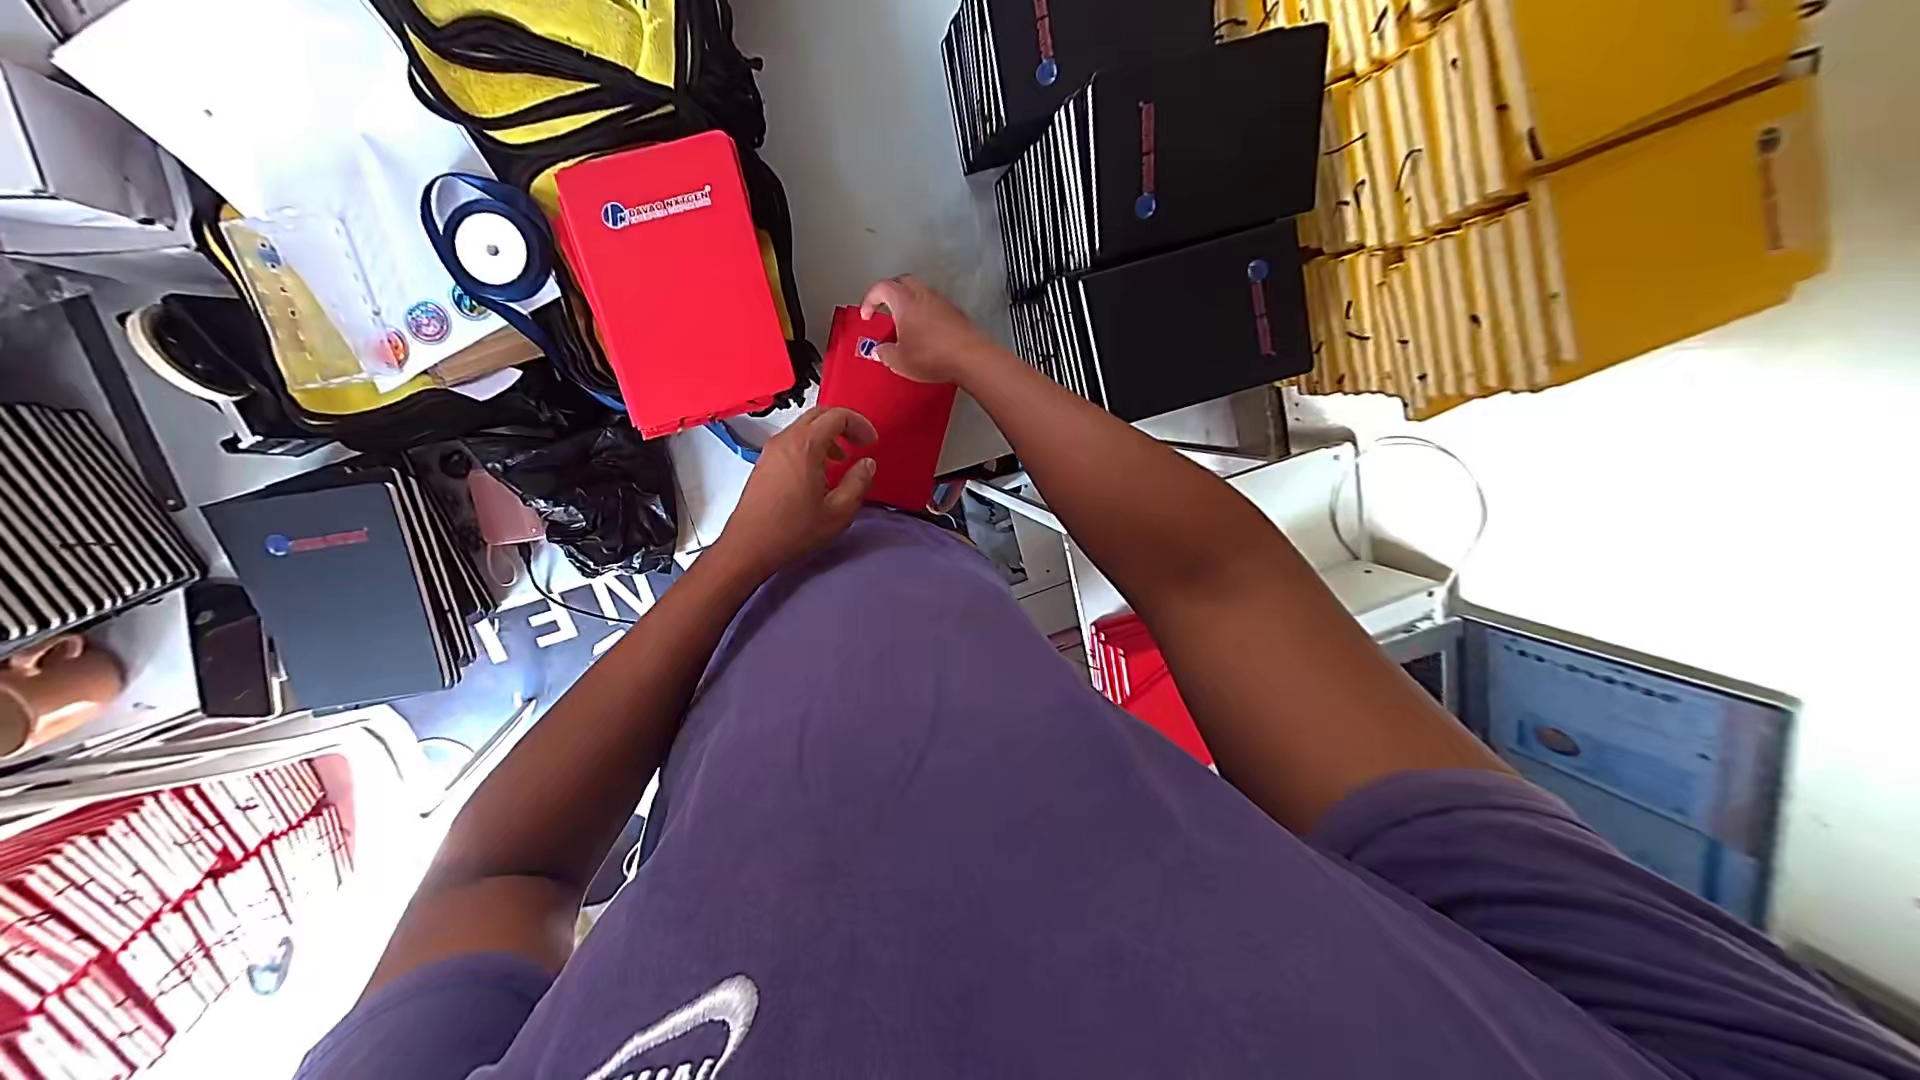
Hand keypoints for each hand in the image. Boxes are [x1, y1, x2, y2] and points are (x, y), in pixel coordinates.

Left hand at [710, 407, 878, 580]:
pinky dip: (811, 446)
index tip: (870, 441)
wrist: (750, 546)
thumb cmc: (790, 532)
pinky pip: (792, 442)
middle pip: (819, 415)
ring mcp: (771, 451)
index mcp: (804, 447)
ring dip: (827, 436)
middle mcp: (784, 442)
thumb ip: (859, 482)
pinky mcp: (764, 463)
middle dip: (844, 425)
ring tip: (841, 459)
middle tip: (860, 443)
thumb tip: (867, 465)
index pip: (837, 416)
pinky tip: (819, 472)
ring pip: (804, 427)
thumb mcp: (839, 511)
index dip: (860, 425)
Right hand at [861, 275, 1009, 385]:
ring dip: (909, 302)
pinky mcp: (955, 313)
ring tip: (904, 322)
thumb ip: (884, 352)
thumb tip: (880, 350)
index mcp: (904, 300)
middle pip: (902, 282)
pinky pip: (934, 306)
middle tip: (884, 308)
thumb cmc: (933, 355)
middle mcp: (923, 294)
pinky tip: (924, 331)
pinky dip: (925, 312)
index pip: (881, 288)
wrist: (970, 357)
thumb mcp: (898, 360)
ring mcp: (942, 301)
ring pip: (920, 292)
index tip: (867, 313)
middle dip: (889, 292)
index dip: (870, 299)